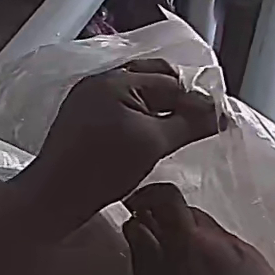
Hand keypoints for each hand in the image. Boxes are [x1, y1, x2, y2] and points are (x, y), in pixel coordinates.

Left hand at [15, 60, 224, 231]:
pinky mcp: (81, 117)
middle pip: (152, 78)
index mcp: (116, 80)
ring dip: (158, 106)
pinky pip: (119, 105)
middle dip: (177, 97)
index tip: (216, 118)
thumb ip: (189, 124)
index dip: (196, 100)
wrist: (54, 196)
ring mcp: (87, 98)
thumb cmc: (103, 168)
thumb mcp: (153, 144)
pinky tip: (148, 135)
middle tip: (197, 122)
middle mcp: (100, 81)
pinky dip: (139, 115)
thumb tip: (220, 113)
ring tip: (175, 130)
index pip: (170, 82)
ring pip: (135, 92)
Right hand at [122, 183, 274, 274]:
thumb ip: (144, 257)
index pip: (168, 196)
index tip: (135, 206)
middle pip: (189, 212)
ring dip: (192, 238)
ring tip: (184, 271)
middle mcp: (219, 238)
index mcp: (190, 244)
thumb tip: (135, 224)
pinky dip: (213, 254)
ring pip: (210, 230)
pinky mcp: (261, 263)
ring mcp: (244, 249)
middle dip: (169, 221)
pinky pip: (229, 247)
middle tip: (155, 243)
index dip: (148, 194)